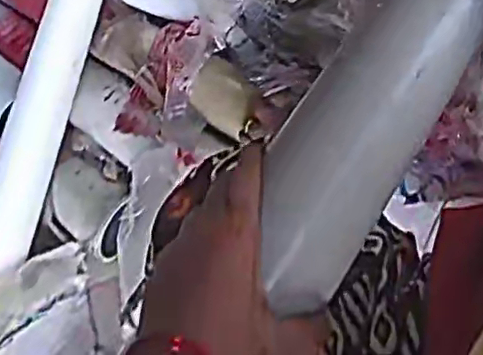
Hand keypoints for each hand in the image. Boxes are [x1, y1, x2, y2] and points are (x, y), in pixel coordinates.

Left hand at [134, 145, 326, 354]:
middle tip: (259, 188)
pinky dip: (197, 238)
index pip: (244, 172)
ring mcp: (177, 246)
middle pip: (222, 184)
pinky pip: (183, 238)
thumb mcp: (275, 337)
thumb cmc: (218, 346)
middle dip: (239, 180)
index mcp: (234, 231)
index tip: (264, 148)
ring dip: (217, 209)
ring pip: (200, 209)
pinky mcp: (161, 268)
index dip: (255, 155)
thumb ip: (307, 325)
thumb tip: (321, 322)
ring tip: (236, 226)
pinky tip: (207, 260)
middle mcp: (202, 229)